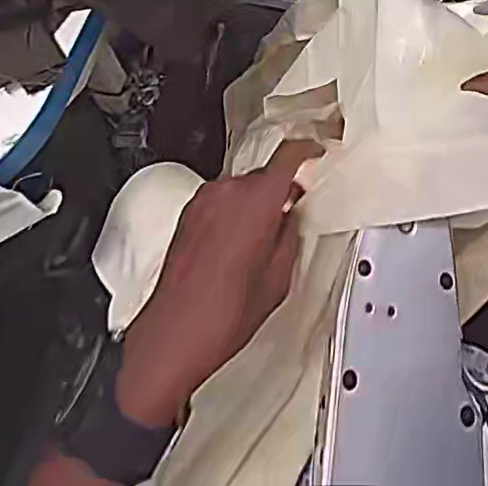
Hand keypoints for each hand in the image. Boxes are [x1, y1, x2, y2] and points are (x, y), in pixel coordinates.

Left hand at [114, 140, 321, 426]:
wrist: (172, 337)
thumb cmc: (223, 313)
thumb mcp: (279, 276)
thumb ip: (292, 232)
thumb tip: (292, 217)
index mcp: (258, 199)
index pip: (289, 154)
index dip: (307, 150)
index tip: (315, 153)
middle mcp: (229, 191)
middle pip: (265, 174)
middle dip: (280, 191)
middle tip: (290, 216)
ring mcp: (205, 200)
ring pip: (242, 188)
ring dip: (254, 203)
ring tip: (257, 242)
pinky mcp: (188, 212)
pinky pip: (221, 200)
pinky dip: (232, 212)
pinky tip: (234, 247)